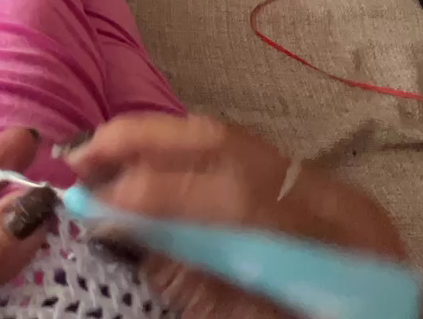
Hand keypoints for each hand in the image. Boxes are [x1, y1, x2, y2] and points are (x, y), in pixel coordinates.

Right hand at [67, 115, 406, 318]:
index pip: (237, 196)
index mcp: (343, 240)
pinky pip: (228, 152)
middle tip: (80, 156)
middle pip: (224, 142)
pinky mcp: (301, 188)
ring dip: (150, 140)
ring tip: (97, 155)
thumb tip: (118, 231)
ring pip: (222, 136)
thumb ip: (197, 286)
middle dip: (142, 141)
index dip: (159, 194)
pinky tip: (139, 162)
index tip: (96, 203)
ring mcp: (319, 186)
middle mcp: (332, 195)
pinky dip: (175, 151)